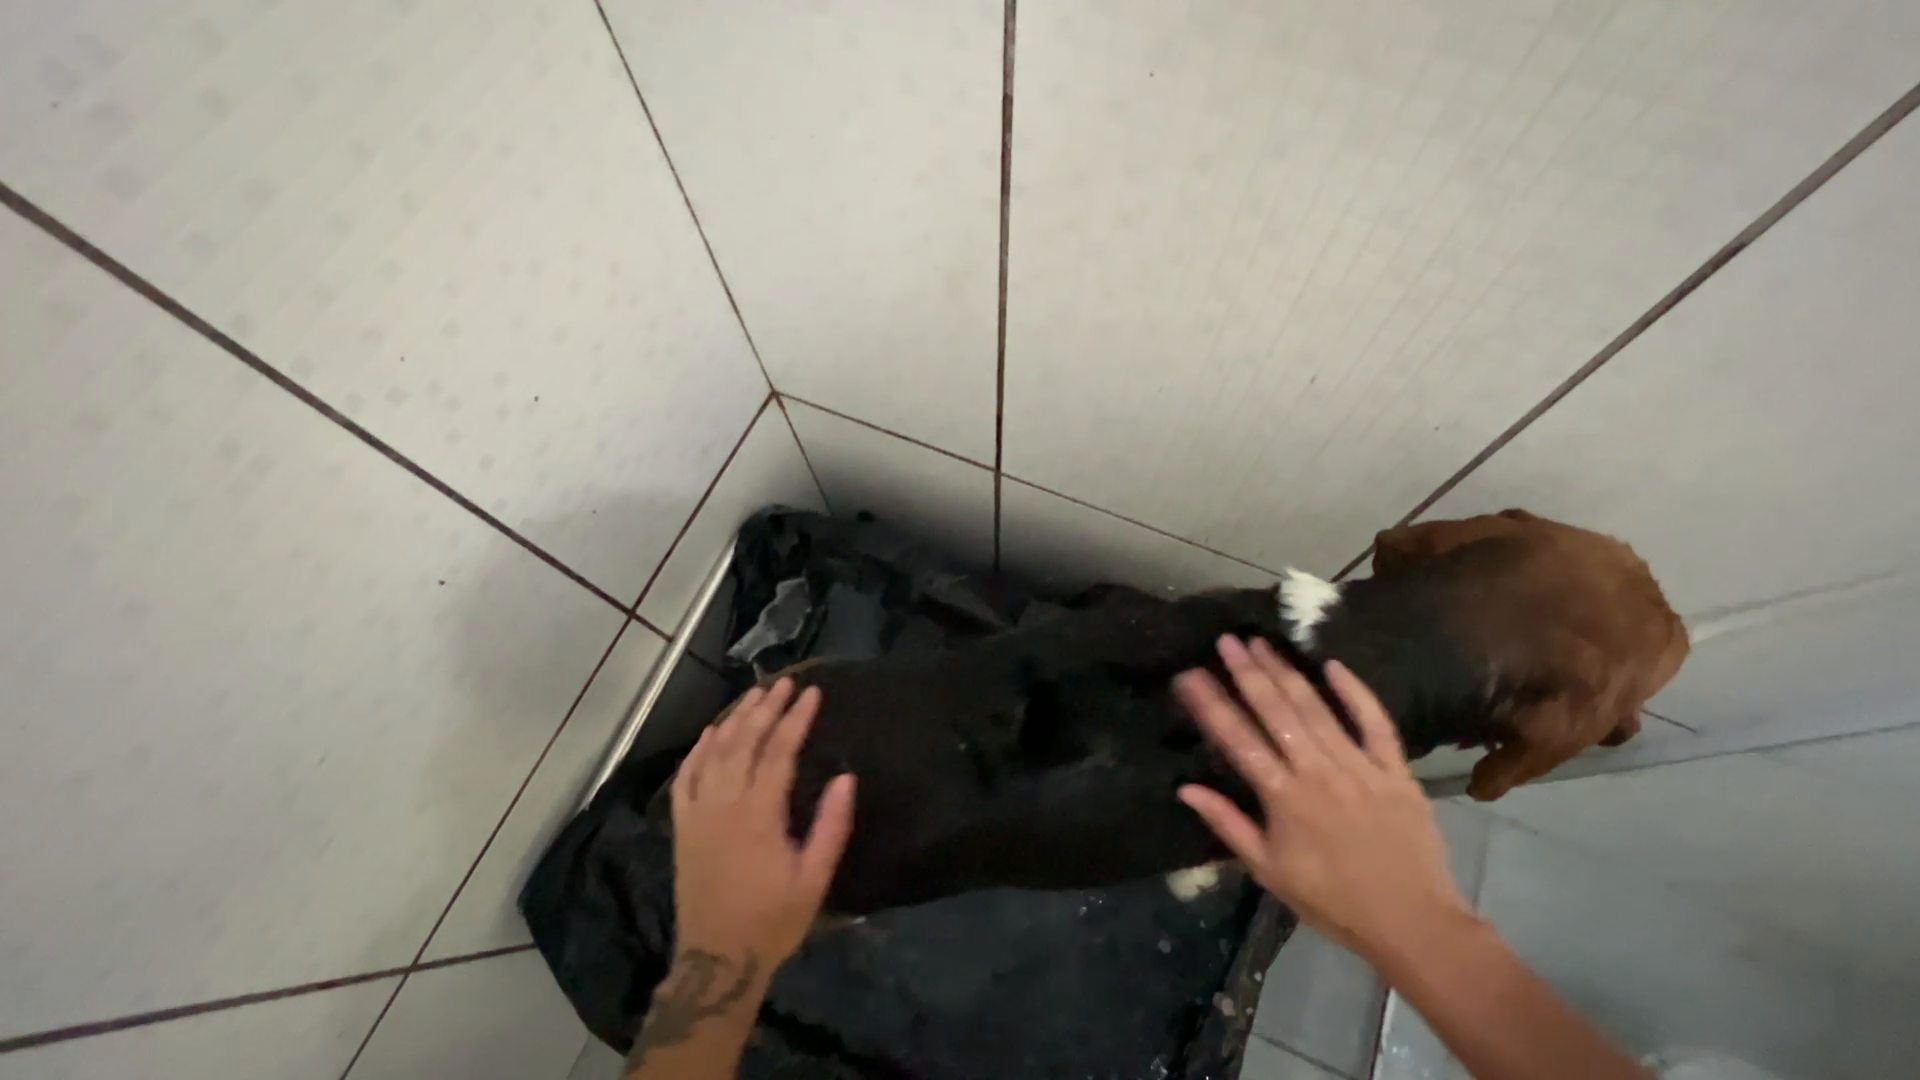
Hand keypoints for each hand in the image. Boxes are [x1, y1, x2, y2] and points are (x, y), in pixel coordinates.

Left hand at [669, 678, 855, 973]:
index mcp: (758, 814)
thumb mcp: (814, 880)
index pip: (778, 751)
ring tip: (755, 695)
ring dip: (734, 718)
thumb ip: (831, 826)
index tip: (813, 692)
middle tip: (785, 682)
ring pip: (713, 751)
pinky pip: (685, 775)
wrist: (717, 959)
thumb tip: (846, 777)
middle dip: (765, 707)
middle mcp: (723, 803)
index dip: (796, 718)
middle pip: (743, 740)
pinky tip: (712, 731)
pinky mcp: (681, 825)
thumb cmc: (773, 920)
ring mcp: (697, 812)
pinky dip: (699, 747)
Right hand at [1173, 636, 1474, 963]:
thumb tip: (1185, 789)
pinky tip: (1333, 665)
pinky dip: (1355, 692)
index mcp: (1283, 797)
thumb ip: (1228, 824)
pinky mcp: (1395, 770)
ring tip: (1262, 642)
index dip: (1211, 704)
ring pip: (1316, 709)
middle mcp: (1318, 771)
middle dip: (1248, 672)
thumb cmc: (1332, 900)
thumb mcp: (1269, 870)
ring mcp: (1359, 766)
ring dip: (1286, 672)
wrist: (1413, 922)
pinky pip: (1375, 723)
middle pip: (1276, 711)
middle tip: (1227, 639)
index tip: (1189, 674)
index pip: (1237, 739)